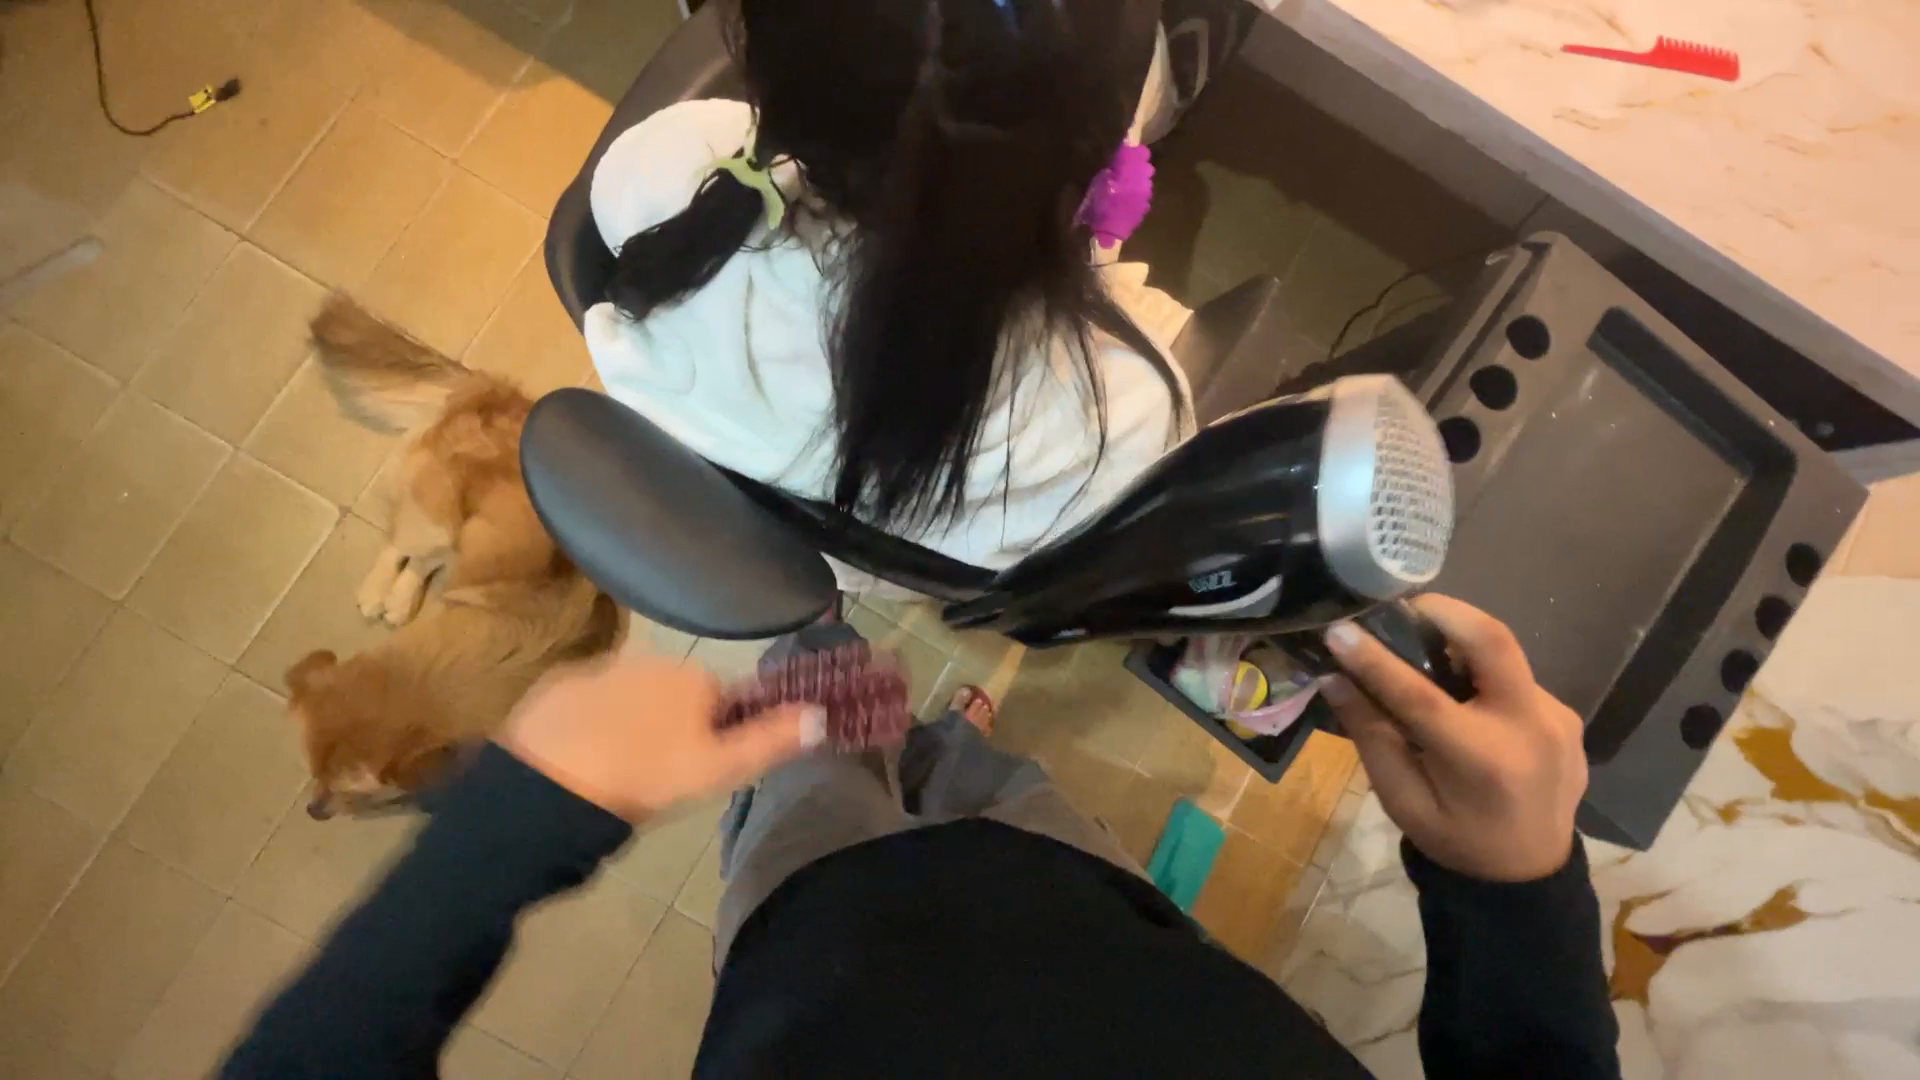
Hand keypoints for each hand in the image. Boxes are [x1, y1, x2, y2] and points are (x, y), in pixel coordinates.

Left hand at [498, 656, 825, 821]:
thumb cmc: (648, 777)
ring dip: (633, 721)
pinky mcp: (558, 686)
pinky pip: (588, 701)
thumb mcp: (720, 769)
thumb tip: (822, 714)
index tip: (696, 767)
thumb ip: (771, 739)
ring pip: (634, 696)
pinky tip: (581, 757)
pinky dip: (591, 721)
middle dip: (674, 724)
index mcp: (696, 676)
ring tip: (618, 769)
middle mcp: (653, 659)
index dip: (715, 734)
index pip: (722, 698)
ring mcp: (602, 667)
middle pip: (678, 694)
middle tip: (658, 773)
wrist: (551, 787)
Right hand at [1321, 595, 1586, 882]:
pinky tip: (1454, 688)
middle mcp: (1530, 728)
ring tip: (1416, 645)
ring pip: (1503, 654)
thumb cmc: (1453, 838)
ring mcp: (1556, 717)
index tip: (1338, 628)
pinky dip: (1476, 669)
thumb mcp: (1400, 797)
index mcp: (1482, 759)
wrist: (1529, 875)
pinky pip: (1512, 676)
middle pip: (1493, 641)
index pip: (1418, 694)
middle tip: (1399, 607)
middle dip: (1443, 611)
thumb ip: (1370, 735)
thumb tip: (1334, 678)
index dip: (1374, 658)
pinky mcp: (1564, 714)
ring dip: (1456, 640)